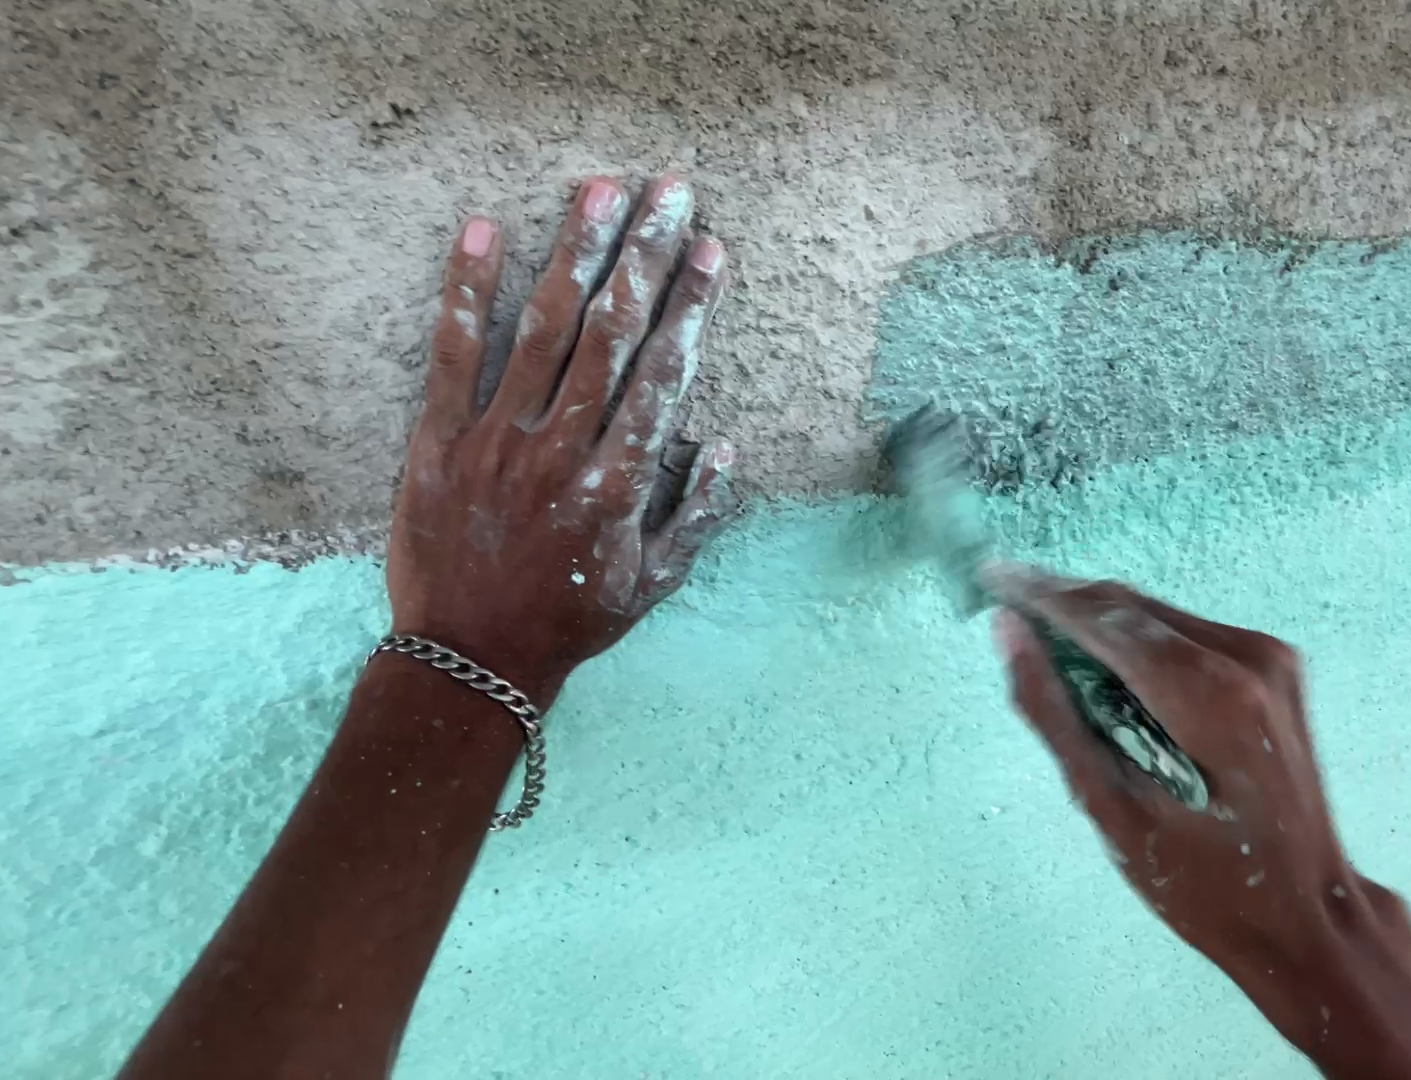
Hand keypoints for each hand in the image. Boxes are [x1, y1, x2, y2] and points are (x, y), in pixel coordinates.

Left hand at [388, 175, 735, 703]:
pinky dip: (464, 292)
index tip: (709, 251)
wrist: (472, 656)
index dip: (691, 307)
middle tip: (668, 193)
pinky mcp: (437, 442)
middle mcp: (564, 449)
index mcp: (622, 483)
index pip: (665, 377)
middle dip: (645, 257)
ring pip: (543, 330)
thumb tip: (728, 448)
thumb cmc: (576, 617)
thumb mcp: (658, 582)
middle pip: (613, 335)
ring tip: (598, 191)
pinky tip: (479, 232)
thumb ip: (699, 516)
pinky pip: (450, 355)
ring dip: (573, 254)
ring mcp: (496, 440)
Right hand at [986, 565, 1410, 1078]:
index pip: (1107, 620)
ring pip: (1155, 614)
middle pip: (1132, 608)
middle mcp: (1246, 655)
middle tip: (1005, 596)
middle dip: (1064, 600)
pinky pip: (1181, 631)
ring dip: (1095, 618)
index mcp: (1210, 694)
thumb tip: (1010, 631)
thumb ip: (1053, 712)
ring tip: (1040, 626)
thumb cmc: (1203, 882)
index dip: (1044, 594)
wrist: (1309, 913)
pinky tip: (1097, 655)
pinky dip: (1132, 637)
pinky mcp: (1273, 662)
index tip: (994, 576)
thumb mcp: (1109, 806)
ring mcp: (1268, 654)